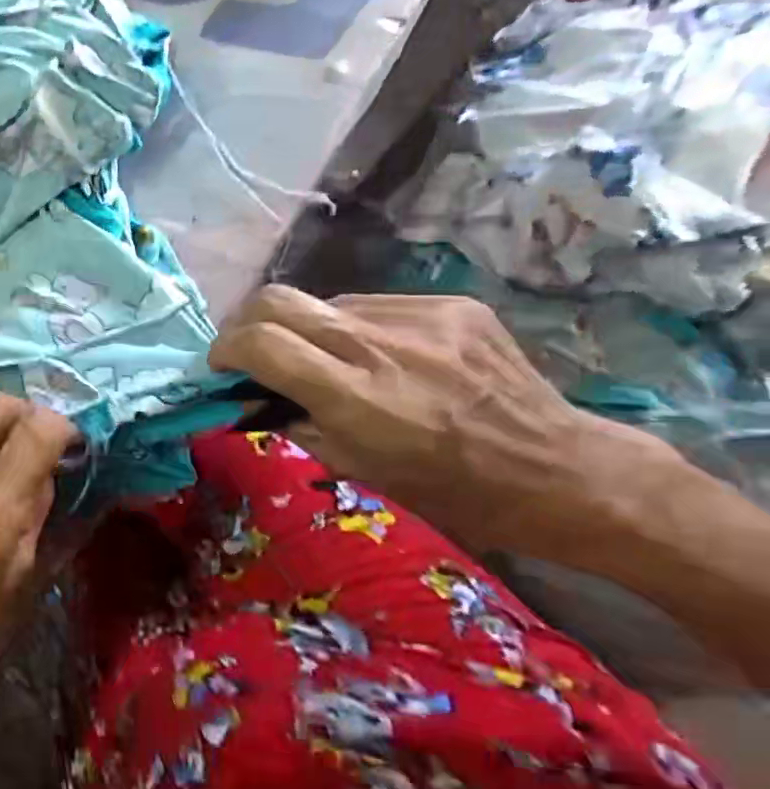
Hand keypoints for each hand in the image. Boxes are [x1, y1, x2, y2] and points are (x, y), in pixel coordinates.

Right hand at [208, 285, 691, 565]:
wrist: (566, 471)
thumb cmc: (450, 488)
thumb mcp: (354, 468)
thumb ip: (291, 422)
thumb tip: (245, 397)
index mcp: (356, 397)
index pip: (259, 342)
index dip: (225, 349)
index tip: (223, 367)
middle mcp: (381, 347)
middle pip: (275, 300)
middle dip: (248, 323)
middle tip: (254, 350)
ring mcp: (419, 319)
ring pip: (322, 302)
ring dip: (308, 328)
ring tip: (333, 360)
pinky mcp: (450, 305)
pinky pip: (371, 304)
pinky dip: (356, 327)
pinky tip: (384, 355)